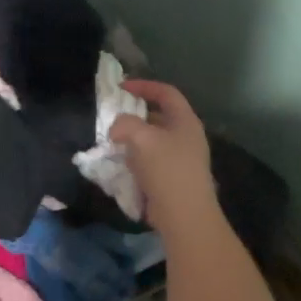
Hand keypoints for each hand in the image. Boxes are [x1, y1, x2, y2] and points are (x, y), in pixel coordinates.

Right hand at [110, 79, 214, 231]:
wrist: (184, 215)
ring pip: (154, 138)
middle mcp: (187, 136)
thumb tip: (117, 129)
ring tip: (113, 139)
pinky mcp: (174, 177)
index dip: (144, 85)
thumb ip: (124, 123)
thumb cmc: (166, 169)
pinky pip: (152, 158)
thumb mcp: (141, 137)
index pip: (166, 93)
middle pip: (160, 115)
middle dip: (136, 113)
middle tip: (114, 114)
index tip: (121, 87)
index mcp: (185, 121)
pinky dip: (136, 156)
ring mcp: (182, 158)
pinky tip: (122, 162)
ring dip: (133, 136)